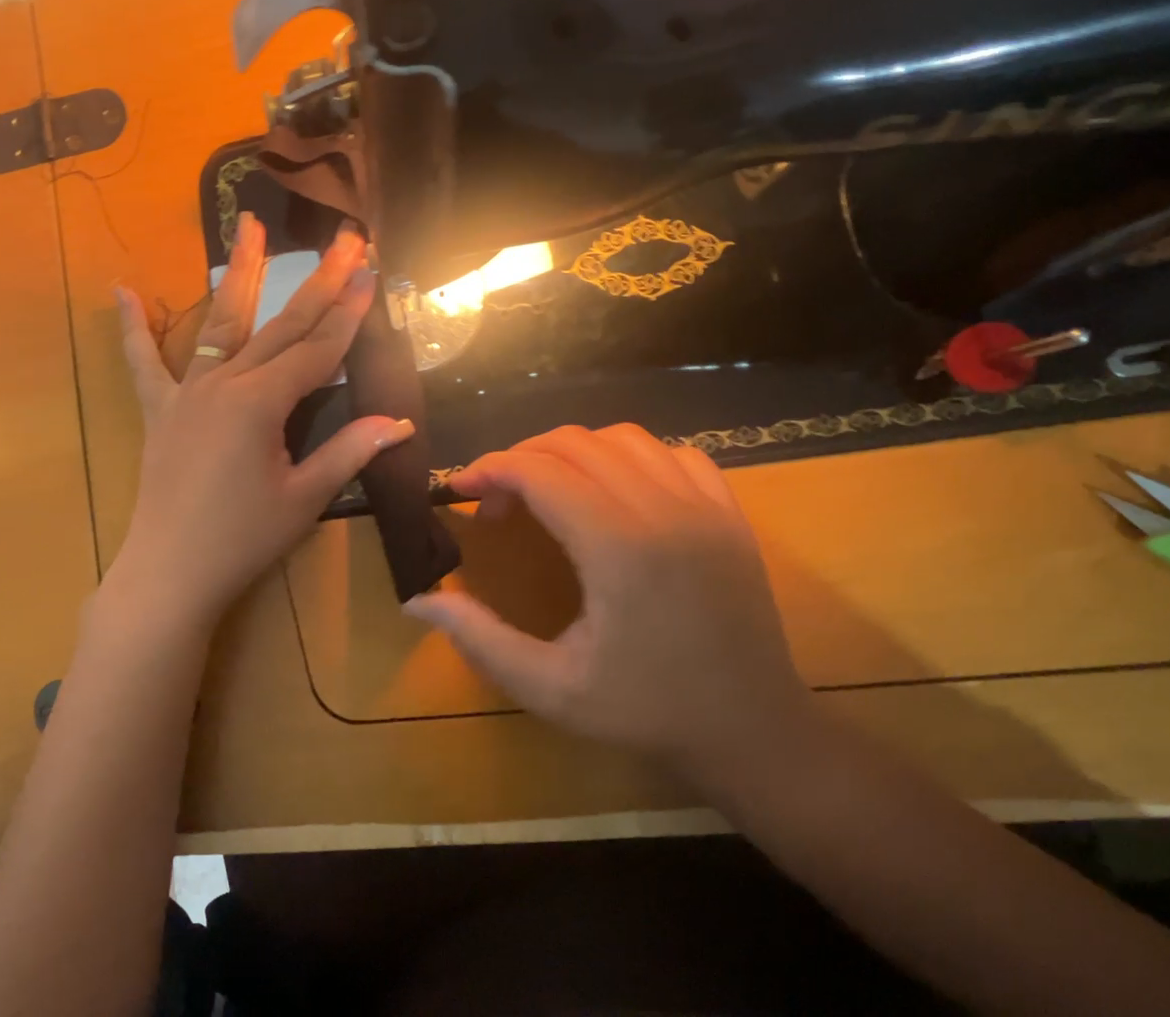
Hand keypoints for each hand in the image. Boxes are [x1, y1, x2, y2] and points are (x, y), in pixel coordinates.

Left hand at [108, 215, 414, 627]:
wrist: (170, 570)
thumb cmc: (242, 540)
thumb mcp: (302, 498)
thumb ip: (347, 452)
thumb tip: (398, 422)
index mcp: (261, 403)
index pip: (317, 350)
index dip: (349, 313)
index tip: (372, 270)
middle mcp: (223, 384)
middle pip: (280, 325)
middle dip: (317, 282)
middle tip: (343, 237)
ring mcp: (186, 393)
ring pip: (219, 324)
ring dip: (239, 274)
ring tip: (249, 225)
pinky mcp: (159, 411)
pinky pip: (143, 364)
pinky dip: (134, 328)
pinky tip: (123, 291)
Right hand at [404, 424, 811, 772]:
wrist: (752, 732)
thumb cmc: (644, 712)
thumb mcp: (547, 687)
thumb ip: (478, 637)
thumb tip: (416, 599)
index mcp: (619, 549)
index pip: (540, 471)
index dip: (489, 469)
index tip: (458, 491)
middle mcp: (665, 512)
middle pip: (577, 443)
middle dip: (521, 456)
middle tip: (493, 500)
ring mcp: (706, 509)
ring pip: (626, 438)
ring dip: (572, 451)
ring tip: (544, 490)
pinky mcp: (731, 517)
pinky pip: (673, 454)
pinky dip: (628, 457)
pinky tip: (609, 492)